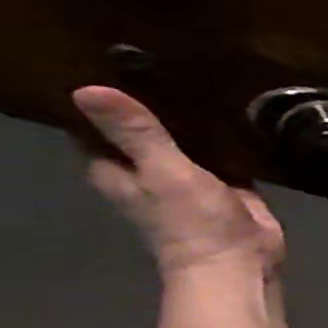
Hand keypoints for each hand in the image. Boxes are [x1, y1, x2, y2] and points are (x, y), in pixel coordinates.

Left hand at [73, 87, 284, 275]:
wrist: (239, 260)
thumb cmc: (191, 221)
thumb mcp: (164, 172)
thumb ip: (137, 133)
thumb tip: (87, 90)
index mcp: (116, 169)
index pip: (93, 128)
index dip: (100, 102)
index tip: (116, 68)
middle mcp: (147, 171)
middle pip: (141, 132)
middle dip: (151, 107)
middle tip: (166, 68)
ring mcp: (190, 180)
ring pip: (184, 143)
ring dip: (192, 123)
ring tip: (205, 85)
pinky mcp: (229, 186)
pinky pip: (224, 157)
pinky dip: (227, 142)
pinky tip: (240, 120)